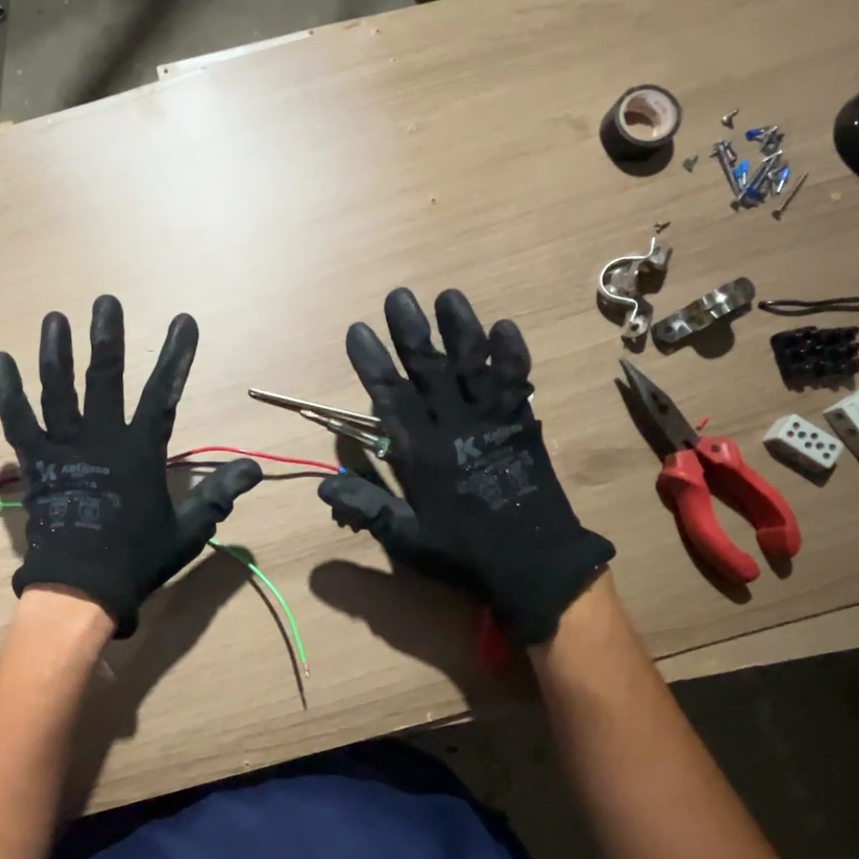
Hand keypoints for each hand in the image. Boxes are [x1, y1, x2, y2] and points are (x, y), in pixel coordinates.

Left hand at [0, 295, 262, 636]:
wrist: (82, 588)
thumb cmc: (138, 559)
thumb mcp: (189, 530)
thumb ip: (219, 494)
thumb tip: (255, 467)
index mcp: (141, 453)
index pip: (163, 394)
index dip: (176, 357)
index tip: (184, 321)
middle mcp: (102, 439)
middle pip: (105, 379)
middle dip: (108, 338)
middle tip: (106, 303)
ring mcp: (64, 448)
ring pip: (57, 390)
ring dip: (56, 352)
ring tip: (55, 319)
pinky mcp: (35, 463)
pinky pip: (17, 421)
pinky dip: (8, 391)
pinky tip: (0, 360)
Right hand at [318, 287, 613, 643]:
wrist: (536, 562)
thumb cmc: (464, 552)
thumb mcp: (407, 537)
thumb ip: (367, 507)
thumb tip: (323, 486)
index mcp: (421, 454)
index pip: (390, 398)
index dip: (372, 363)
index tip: (357, 331)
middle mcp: (454, 428)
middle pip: (430, 370)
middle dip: (411, 332)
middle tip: (397, 297)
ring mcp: (492, 423)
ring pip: (473, 366)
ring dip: (460, 329)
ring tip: (447, 296)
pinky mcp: (521, 426)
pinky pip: (517, 382)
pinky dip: (511, 355)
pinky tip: (504, 327)